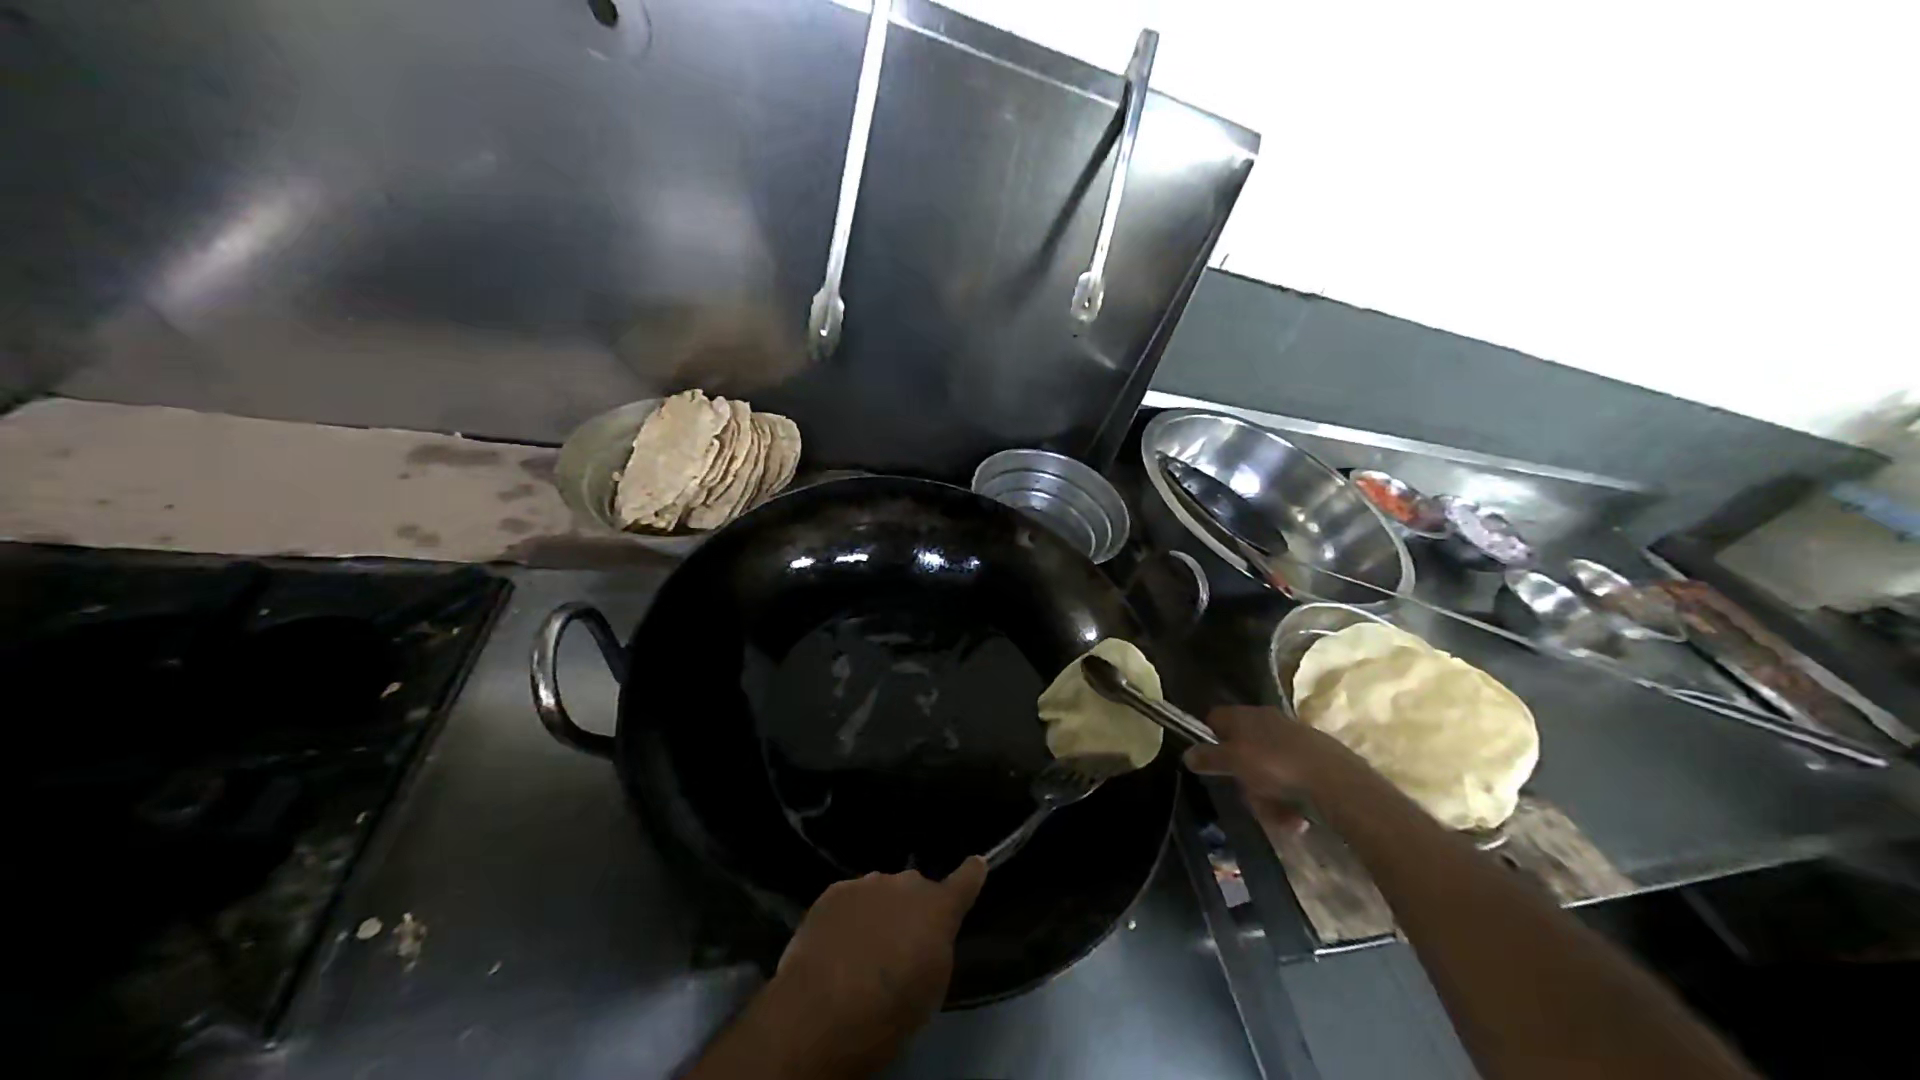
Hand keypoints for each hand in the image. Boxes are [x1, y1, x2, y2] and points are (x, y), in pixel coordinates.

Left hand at [751, 858, 988, 1076]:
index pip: (966, 880)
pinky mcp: (833, 891)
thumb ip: (935, 945)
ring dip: (878, 913)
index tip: (977, 863)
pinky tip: (836, 946)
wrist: (823, 1008)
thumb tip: (925, 932)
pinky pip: (850, 900)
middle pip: (915, 891)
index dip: (972, 873)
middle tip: (897, 946)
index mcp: (938, 908)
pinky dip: (848, 917)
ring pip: (880, 894)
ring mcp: (867, 883)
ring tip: (861, 950)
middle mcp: (906, 885)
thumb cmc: (890, 1009)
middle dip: (910, 911)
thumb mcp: (932, 985)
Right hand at [1183, 705, 1367, 834]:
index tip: (1209, 763)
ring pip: (1265, 770)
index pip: (1215, 718)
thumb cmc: (1275, 765)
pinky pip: (1289, 779)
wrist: (1336, 780)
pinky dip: (1288, 798)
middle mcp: (1268, 721)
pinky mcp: (1315, 758)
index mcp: (1245, 715)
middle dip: (1243, 779)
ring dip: (1266, 796)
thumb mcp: (1233, 762)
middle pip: (1241, 750)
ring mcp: (1293, 739)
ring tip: (1276, 815)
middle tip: (1248, 798)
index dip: (1208, 738)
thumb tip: (1188, 753)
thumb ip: (1208, 757)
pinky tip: (1294, 816)